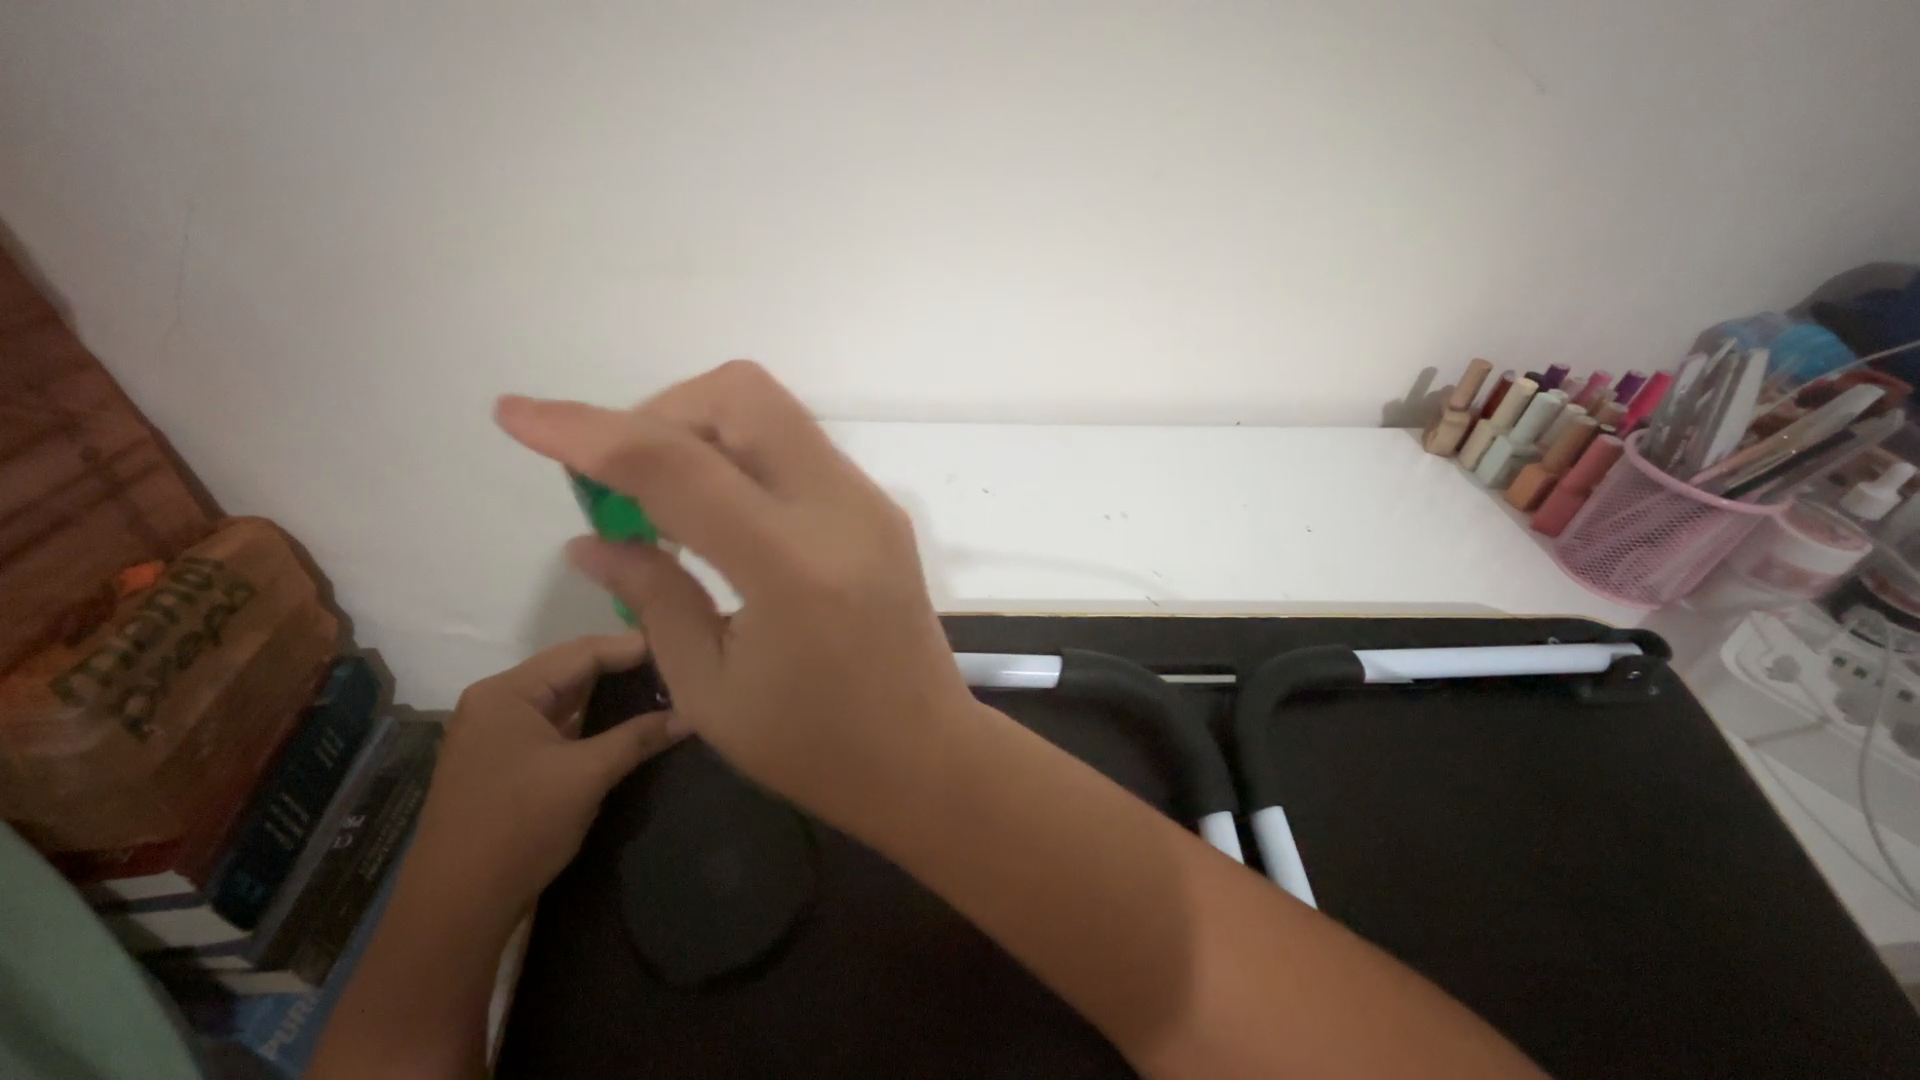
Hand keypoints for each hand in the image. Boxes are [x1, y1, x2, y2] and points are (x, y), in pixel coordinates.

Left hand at [406, 633, 684, 917]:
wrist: (457, 906)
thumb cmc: (518, 827)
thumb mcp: (587, 776)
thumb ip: (639, 738)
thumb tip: (693, 715)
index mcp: (506, 693)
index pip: (581, 652)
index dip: (633, 647)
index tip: (681, 644)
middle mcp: (497, 703)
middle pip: (571, 672)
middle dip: (624, 670)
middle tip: (678, 667)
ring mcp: (498, 735)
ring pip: (566, 701)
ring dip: (610, 698)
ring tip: (663, 692)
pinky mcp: (505, 763)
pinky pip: (557, 728)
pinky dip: (592, 724)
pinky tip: (629, 726)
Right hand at [494, 361, 978, 822]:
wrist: (927, 757)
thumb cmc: (815, 748)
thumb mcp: (710, 689)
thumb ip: (653, 596)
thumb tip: (589, 539)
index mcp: (790, 566)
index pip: (675, 465)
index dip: (586, 432)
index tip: (517, 416)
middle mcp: (839, 511)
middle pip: (739, 395)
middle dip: (660, 413)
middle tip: (621, 480)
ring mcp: (869, 503)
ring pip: (773, 411)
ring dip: (701, 429)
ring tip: (661, 500)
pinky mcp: (880, 510)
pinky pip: (798, 447)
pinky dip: (742, 454)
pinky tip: (717, 514)